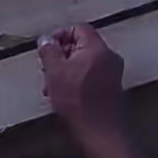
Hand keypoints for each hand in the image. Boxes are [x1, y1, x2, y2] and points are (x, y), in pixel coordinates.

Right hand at [40, 24, 124, 146]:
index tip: (46, 48)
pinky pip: (91, 74)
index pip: (79, 28)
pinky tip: (63, 93)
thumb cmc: (76, 98)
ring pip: (84, 61)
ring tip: (50, 85)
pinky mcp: (111, 86)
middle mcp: (109, 56)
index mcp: (97, 49)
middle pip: (82, 45)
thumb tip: (45, 39)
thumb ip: (49, 52)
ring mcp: (112, 72)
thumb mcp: (55, 72)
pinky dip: (76, 78)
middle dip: (61, 55)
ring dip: (65, 69)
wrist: (99, 129)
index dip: (60, 34)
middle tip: (46, 68)